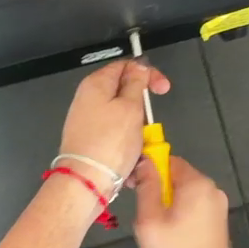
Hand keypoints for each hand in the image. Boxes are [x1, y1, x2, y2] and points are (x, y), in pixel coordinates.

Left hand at [59, 60, 170, 186]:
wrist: (86, 181)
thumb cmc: (109, 144)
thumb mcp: (131, 107)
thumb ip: (137, 83)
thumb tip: (139, 67)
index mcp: (96, 84)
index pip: (125, 65)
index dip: (147, 73)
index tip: (162, 88)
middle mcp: (89, 100)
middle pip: (125, 94)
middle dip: (142, 109)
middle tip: (147, 123)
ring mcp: (89, 121)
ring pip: (123, 118)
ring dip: (138, 131)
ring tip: (140, 146)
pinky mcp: (92, 141)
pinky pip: (116, 137)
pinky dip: (128, 145)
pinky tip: (131, 158)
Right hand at [133, 156, 237, 247]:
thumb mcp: (149, 221)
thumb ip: (147, 187)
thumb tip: (144, 162)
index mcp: (198, 185)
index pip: (168, 160)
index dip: (147, 169)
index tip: (130, 186)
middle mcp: (213, 192)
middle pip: (177, 177)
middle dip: (156, 190)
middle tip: (140, 216)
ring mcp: (218, 210)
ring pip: (184, 196)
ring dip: (165, 206)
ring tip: (153, 232)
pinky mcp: (218, 227)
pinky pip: (193, 211)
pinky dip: (177, 218)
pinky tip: (168, 241)